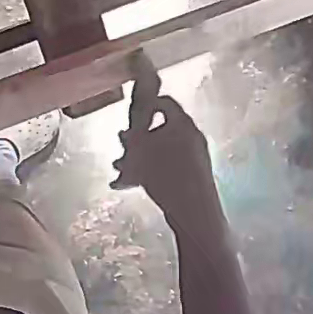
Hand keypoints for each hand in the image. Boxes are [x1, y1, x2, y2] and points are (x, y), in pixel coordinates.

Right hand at [111, 94, 220, 224]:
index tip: (131, 113)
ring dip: (137, 158)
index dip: (146, 105)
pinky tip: (126, 184)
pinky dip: (147, 172)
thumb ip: (131, 139)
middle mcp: (190, 137)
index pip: (164, 103)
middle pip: (159, 130)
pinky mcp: (190, 176)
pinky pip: (165, 168)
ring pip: (160, 152)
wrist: (193, 209)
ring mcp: (192, 158)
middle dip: (136, 139)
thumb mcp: (140, 152)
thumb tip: (124, 133)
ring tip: (119, 169)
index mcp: (182, 124)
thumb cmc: (165, 174)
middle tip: (122, 148)